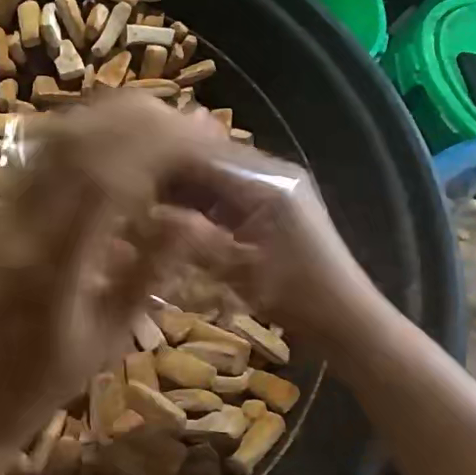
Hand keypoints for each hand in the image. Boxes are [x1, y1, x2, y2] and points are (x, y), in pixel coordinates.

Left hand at [0, 95, 224, 451]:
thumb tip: (199, 222)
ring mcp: (3, 215)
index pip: (104, 181)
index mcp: (53, 266)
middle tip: (190, 123)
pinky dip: (85, 135)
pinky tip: (117, 139)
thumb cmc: (46, 381)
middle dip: (138, 121)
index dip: (156, 147)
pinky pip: (40, 156)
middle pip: (76, 144)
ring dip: (111, 119)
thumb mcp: (109, 337)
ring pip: (54, 141)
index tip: (202, 137)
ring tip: (162, 121)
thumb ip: (150, 273)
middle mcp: (21, 227)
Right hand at [157, 143, 376, 350]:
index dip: (163, 165)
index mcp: (265, 181)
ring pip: (222, 177)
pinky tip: (186, 219)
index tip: (128, 177)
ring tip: (153, 206)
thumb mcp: (235, 268)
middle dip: (174, 177)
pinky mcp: (281, 203)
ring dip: (190, 191)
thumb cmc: (294, 295)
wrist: (347, 317)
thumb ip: (190, 236)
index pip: (203, 157)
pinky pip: (236, 192)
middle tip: (136, 193)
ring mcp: (281, 186)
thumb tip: (144, 214)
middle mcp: (275, 172)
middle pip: (212, 161)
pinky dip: (210, 204)